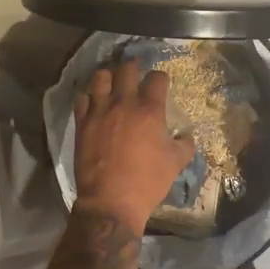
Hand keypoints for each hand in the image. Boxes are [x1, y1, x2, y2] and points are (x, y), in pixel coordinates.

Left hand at [72, 61, 197, 232]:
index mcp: (149, 110)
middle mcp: (124, 103)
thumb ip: (185, 145)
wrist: (112, 201)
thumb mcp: (175, 164)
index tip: (161, 83)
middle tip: (135, 72)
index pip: (157, 78)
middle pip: (127, 69)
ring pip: (100, 77)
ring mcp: (100, 110)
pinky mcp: (82, 122)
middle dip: (133, 67)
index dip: (160, 77)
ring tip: (111, 82)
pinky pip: (82, 98)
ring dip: (108, 76)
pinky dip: (89, 97)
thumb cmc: (148, 182)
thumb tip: (187, 136)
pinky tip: (93, 102)